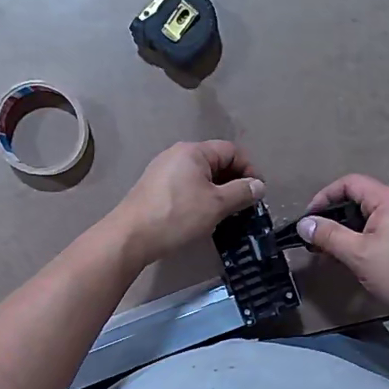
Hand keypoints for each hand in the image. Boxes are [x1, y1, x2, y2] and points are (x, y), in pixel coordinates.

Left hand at [104, 141, 264, 265]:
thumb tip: (258, 185)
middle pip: (215, 162)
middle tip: (243, 206)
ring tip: (225, 214)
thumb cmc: (177, 216)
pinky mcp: (154, 188)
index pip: (231, 151)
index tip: (257, 194)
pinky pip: (185, 186)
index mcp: (193, 151)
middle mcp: (176, 155)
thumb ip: (241, 192)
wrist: (130, 236)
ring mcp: (162, 171)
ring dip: (217, 192)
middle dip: (233, 182)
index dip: (249, 170)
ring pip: (200, 177)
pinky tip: (201, 216)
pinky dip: (199, 197)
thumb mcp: (216, 205)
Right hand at [296, 174, 388, 322]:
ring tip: (339, 255)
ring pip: (376, 216)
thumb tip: (304, 223)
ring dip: (352, 231)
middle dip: (336, 218)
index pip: (349, 183)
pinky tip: (366, 261)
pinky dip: (371, 238)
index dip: (324, 197)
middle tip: (320, 243)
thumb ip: (329, 236)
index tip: (309, 220)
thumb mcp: (359, 255)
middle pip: (362, 199)